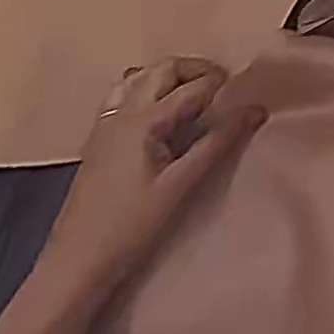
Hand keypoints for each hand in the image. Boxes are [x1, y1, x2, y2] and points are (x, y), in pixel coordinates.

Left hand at [38, 58, 265, 292]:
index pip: (195, 87)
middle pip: (166, 68)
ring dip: (172, 75)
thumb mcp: (183, 184)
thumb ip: (220, 141)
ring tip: (195, 93)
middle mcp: (125, 111)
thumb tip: (257, 109)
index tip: (246, 93)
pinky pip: (124, 92)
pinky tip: (159, 107)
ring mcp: (107, 122)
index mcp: (146, 120)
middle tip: (222, 88)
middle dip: (198, 69)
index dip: (223, 85)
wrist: (76, 265)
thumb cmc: (133, 225)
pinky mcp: (99, 136)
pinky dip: (147, 86)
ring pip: (143, 75)